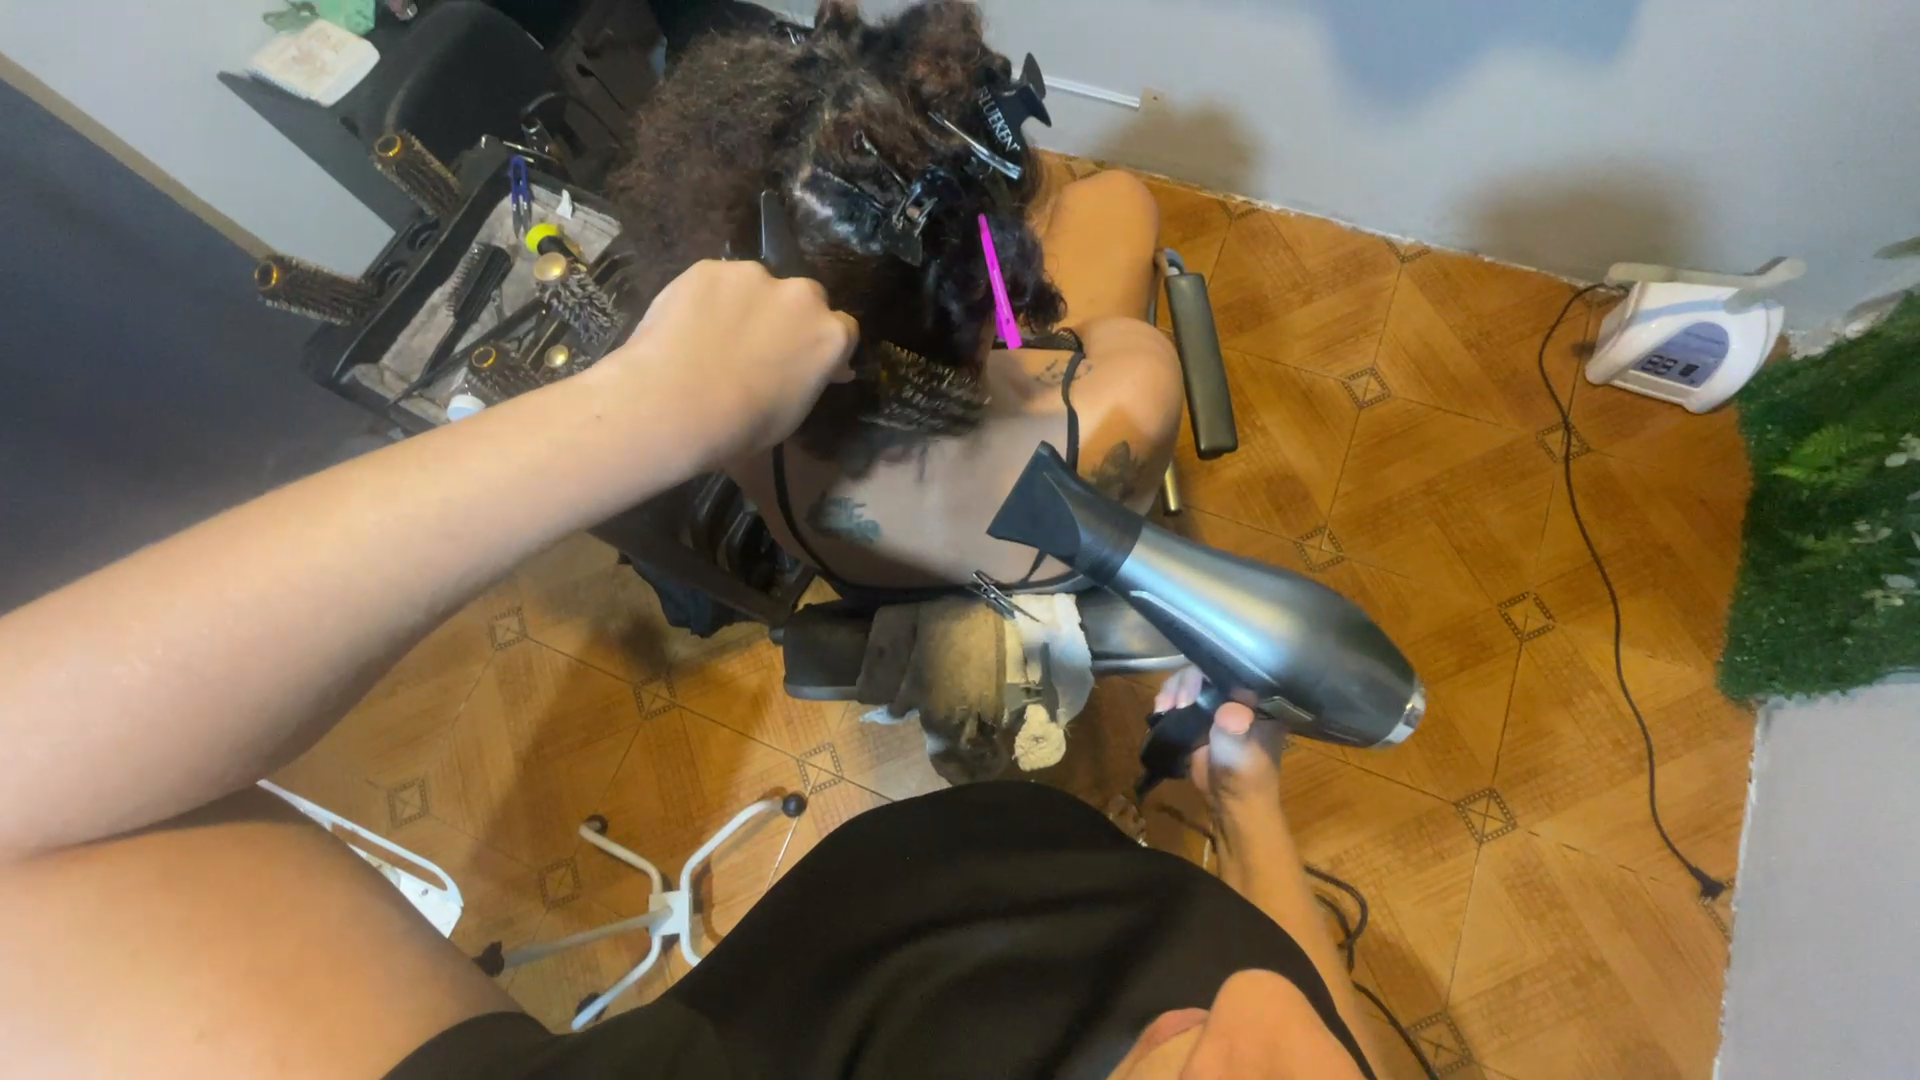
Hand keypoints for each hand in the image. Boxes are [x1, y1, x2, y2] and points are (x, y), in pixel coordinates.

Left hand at [595, 260, 858, 465]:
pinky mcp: (709, 268)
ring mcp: (754, 275)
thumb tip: (825, 370)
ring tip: (717, 337)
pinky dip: (709, 300)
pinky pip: (717, 283)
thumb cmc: (743, 426)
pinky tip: (689, 327)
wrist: (676, 406)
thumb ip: (811, 378)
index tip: (806, 361)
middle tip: (762, 346)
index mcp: (830, 335)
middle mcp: (802, 295)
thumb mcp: (794, 412)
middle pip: (806, 298)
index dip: (823, 345)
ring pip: (758, 286)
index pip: (844, 329)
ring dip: (748, 304)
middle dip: (790, 317)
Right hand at [1155, 666, 1283, 815]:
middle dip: (1186, 683)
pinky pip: (1180, 695)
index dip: (1209, 672)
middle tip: (1177, 704)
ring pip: (1190, 680)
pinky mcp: (1199, 715)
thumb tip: (1229, 711)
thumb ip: (1234, 730)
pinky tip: (1161, 710)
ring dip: (1172, 689)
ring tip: (1165, 708)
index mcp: (1259, 698)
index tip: (1192, 693)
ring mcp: (1217, 704)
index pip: (1233, 668)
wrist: (1231, 804)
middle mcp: (1239, 695)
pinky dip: (1167, 698)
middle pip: (1207, 670)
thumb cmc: (1244, 777)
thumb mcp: (1240, 753)